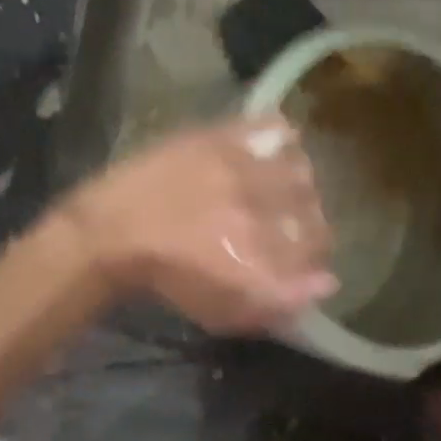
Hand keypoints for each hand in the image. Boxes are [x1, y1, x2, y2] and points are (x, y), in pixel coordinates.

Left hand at [53, 115, 337, 334]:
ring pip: (299, 169)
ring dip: (296, 179)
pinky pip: (271, 129)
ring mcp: (239, 170)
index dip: (315, 252)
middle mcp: (257, 213)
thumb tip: (328, 282)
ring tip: (280, 182)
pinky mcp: (218, 139)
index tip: (303, 252)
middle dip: (307, 219)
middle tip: (288, 220)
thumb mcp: (223, 311)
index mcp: (260, 259)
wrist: (111, 233)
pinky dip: (280, 135)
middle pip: (312, 210)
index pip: (317, 250)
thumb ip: (280, 300)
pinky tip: (273, 145)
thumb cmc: (166, 278)